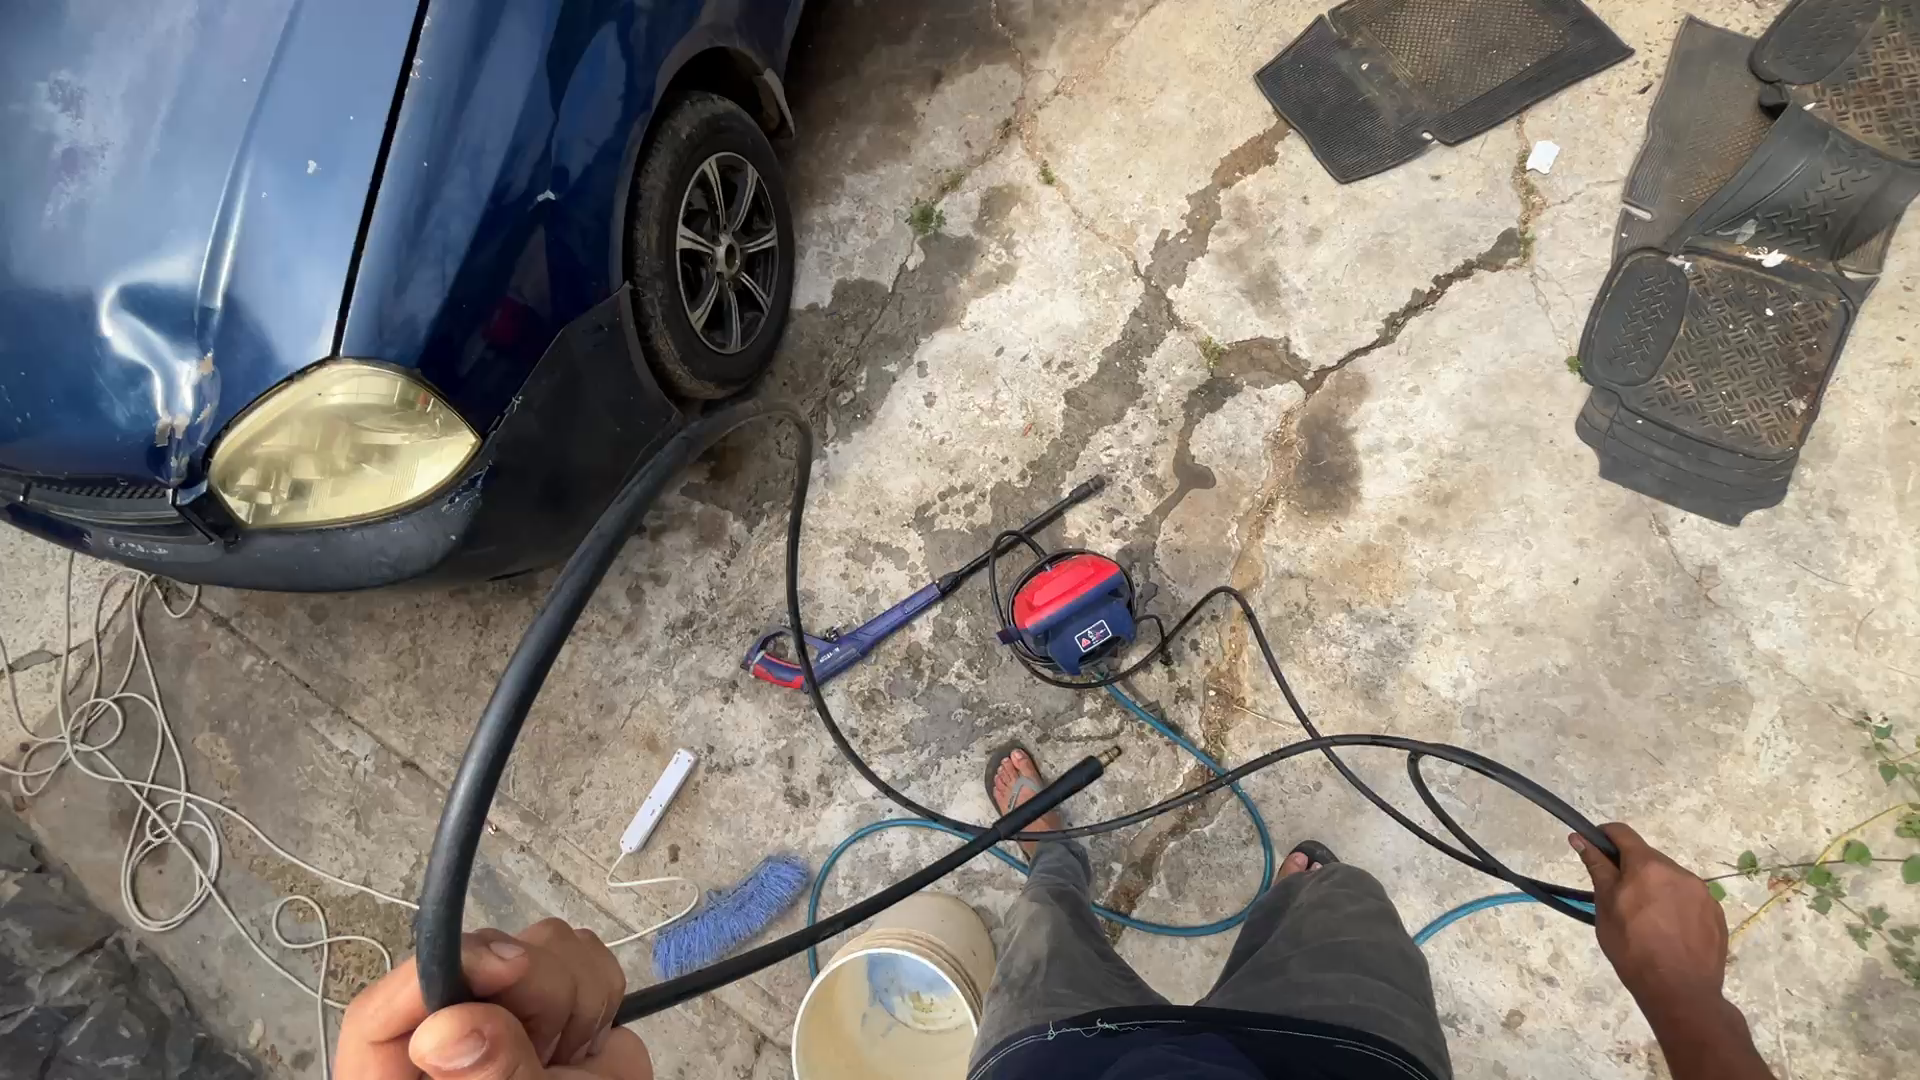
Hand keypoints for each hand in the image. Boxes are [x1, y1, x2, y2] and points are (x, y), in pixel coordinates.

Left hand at [336, 920, 652, 1078]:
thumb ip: (490, 1076)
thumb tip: (440, 1028)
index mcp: (408, 1076)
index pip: (382, 1012)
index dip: (441, 975)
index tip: (508, 970)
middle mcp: (453, 1029)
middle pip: (483, 956)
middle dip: (538, 989)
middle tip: (549, 1050)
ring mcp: (508, 1004)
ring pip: (546, 942)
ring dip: (578, 995)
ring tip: (568, 1054)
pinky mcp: (560, 985)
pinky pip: (585, 949)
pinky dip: (602, 989)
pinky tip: (587, 1038)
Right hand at [1571, 823, 1726, 1006]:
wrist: (1680, 990)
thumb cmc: (1631, 944)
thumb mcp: (1605, 902)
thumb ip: (1596, 866)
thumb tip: (1580, 838)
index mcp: (1649, 866)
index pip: (1622, 833)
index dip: (1603, 836)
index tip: (1593, 850)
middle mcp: (1680, 873)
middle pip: (1647, 856)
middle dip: (1629, 866)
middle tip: (1616, 893)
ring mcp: (1704, 895)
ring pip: (1668, 877)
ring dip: (1652, 884)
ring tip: (1643, 914)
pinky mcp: (1717, 915)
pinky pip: (1688, 896)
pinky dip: (1672, 901)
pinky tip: (1666, 927)